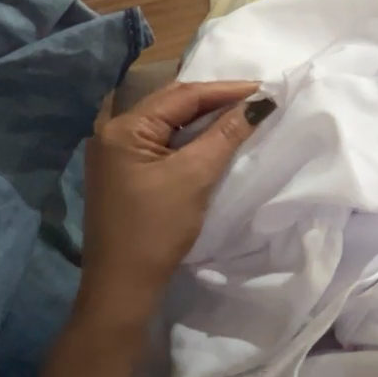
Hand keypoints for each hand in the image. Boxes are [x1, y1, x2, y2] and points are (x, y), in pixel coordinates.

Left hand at [75, 80, 270, 323]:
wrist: (122, 287)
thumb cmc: (156, 228)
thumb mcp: (196, 175)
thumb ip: (227, 133)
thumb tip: (260, 102)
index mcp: (124, 128)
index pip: (184, 95)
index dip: (227, 90)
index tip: (264, 89)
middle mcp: (113, 132)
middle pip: (173, 102)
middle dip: (215, 98)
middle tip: (255, 97)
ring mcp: (115, 151)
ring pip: (168, 119)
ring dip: (204, 115)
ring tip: (240, 111)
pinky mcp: (123, 169)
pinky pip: (162, 137)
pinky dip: (189, 133)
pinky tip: (212, 133)